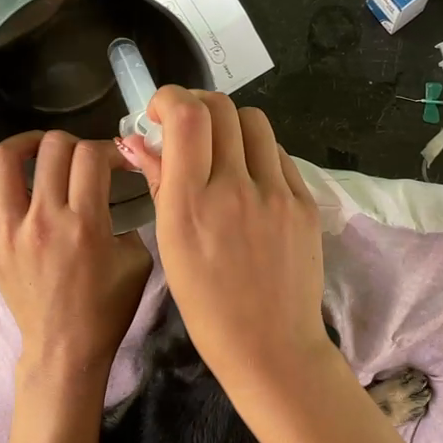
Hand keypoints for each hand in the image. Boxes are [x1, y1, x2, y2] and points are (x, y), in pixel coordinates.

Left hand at [0, 131, 151, 373]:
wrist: (64, 348)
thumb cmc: (107, 309)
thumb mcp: (137, 262)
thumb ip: (127, 221)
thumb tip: (114, 192)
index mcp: (85, 225)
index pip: (91, 156)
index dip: (109, 149)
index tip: (116, 162)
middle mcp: (44, 220)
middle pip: (52, 148)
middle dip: (73, 143)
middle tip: (81, 159)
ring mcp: (9, 230)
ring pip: (2, 159)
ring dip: (25, 145)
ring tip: (38, 152)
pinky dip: (2, 177)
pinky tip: (18, 182)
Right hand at [124, 89, 328, 381]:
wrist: (270, 345)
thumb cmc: (207, 307)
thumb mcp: (171, 247)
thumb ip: (158, 185)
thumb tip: (139, 139)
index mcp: (191, 204)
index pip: (187, 114)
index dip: (170, 98)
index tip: (160, 114)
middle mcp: (235, 188)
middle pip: (221, 107)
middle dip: (197, 106)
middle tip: (187, 128)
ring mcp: (276, 193)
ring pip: (255, 122)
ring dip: (231, 125)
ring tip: (221, 153)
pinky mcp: (304, 203)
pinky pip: (279, 155)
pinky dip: (258, 154)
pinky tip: (250, 181)